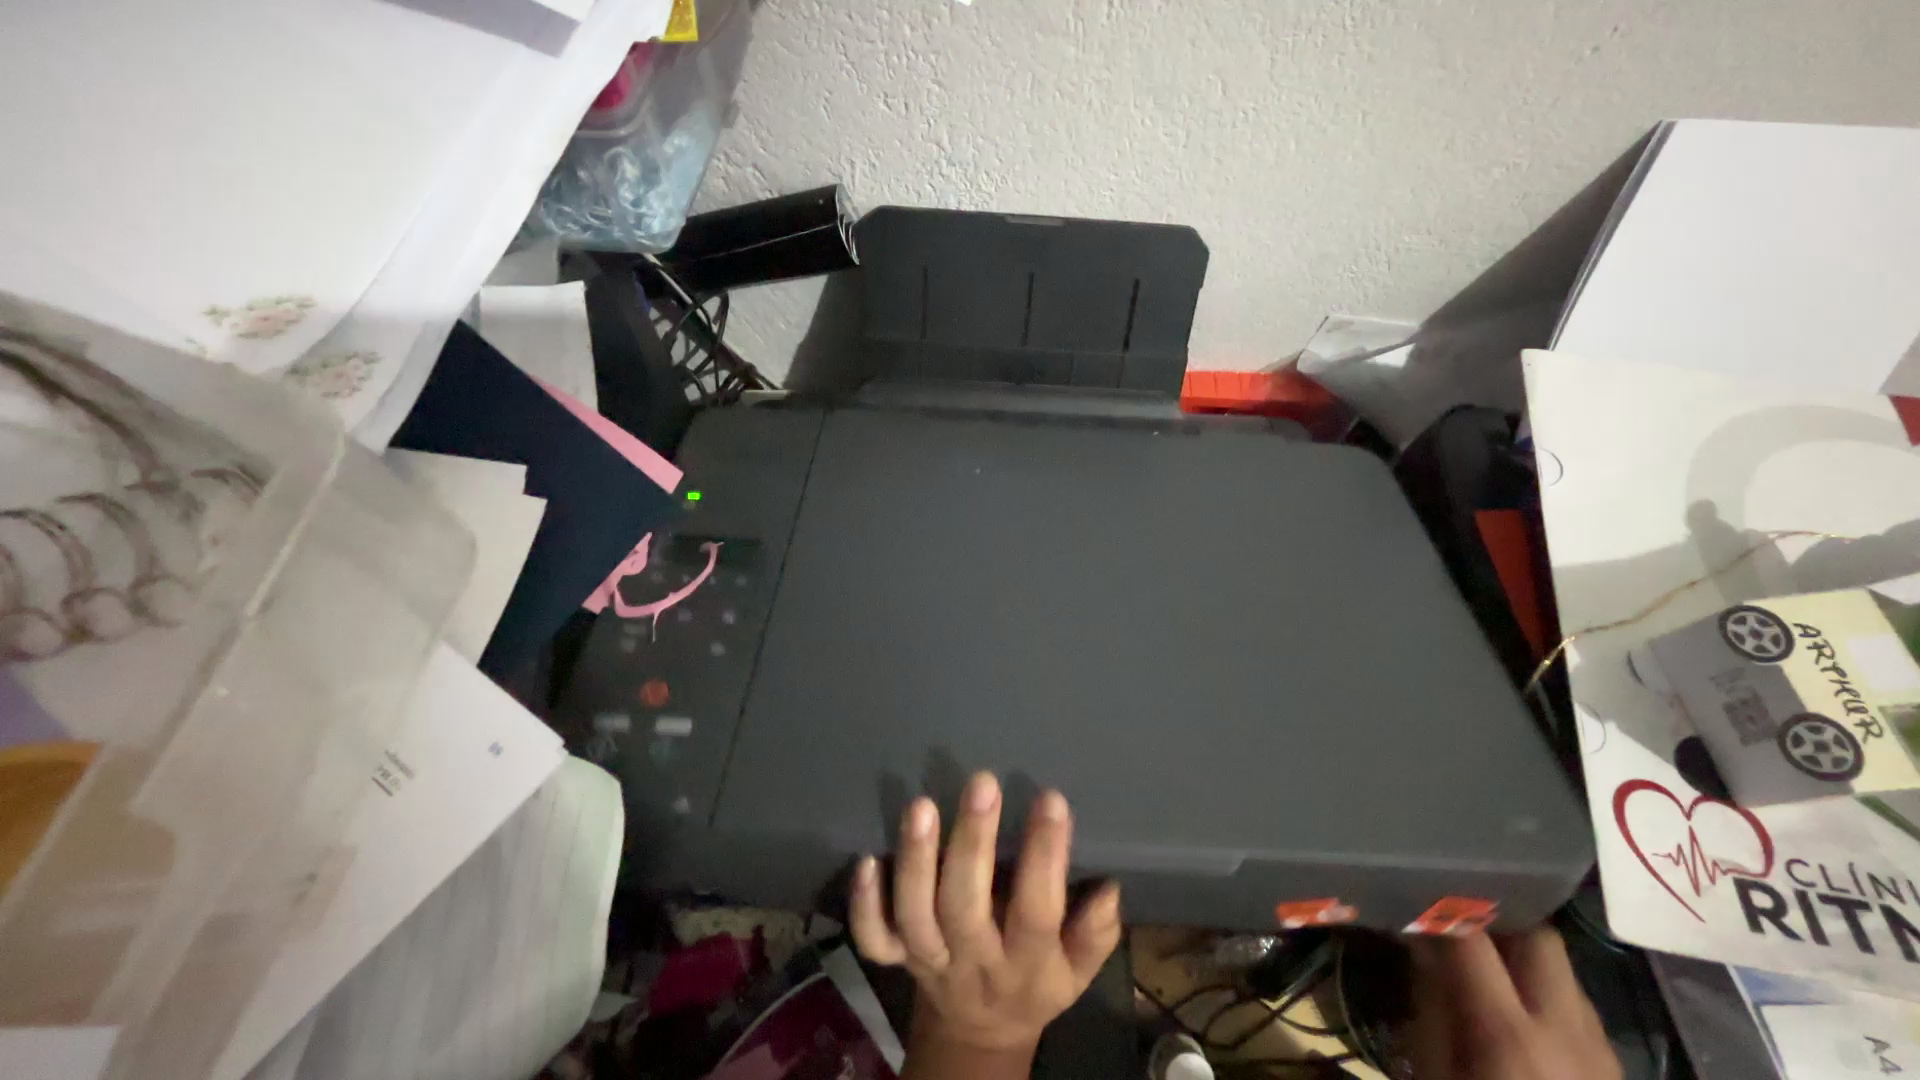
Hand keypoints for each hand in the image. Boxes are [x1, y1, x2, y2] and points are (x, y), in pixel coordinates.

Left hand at [849, 772, 1122, 1057]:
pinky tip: (868, 860)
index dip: (1045, 855)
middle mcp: (974, 961)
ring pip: (914, 915)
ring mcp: (929, 960)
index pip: (1037, 910)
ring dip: (916, 860)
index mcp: (1026, 963)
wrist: (979, 1034)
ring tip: (923, 806)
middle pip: (965, 907)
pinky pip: (874, 938)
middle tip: (982, 785)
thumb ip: (1094, 933)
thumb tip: (1110, 887)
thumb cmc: (1034, 984)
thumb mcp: (1078, 971)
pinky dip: (864, 904)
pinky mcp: (896, 958)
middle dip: (972, 843)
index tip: (1051, 799)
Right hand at [1406, 928, 1621, 1079]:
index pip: (1470, 936)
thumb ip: (1430, 1005)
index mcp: (1507, 1033)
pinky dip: (1543, 992)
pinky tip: (1517, 1013)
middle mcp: (1564, 1028)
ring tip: (1484, 965)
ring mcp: (1598, 1048)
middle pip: (1537, 935)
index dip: (1439, 910)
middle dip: (1496, 919)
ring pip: (1563, 968)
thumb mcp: (1436, 1072)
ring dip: (1522, 955)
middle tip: (1457, 923)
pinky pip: (1577, 1005)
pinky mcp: (1615, 1067)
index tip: (1415, 900)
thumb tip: (1422, 945)